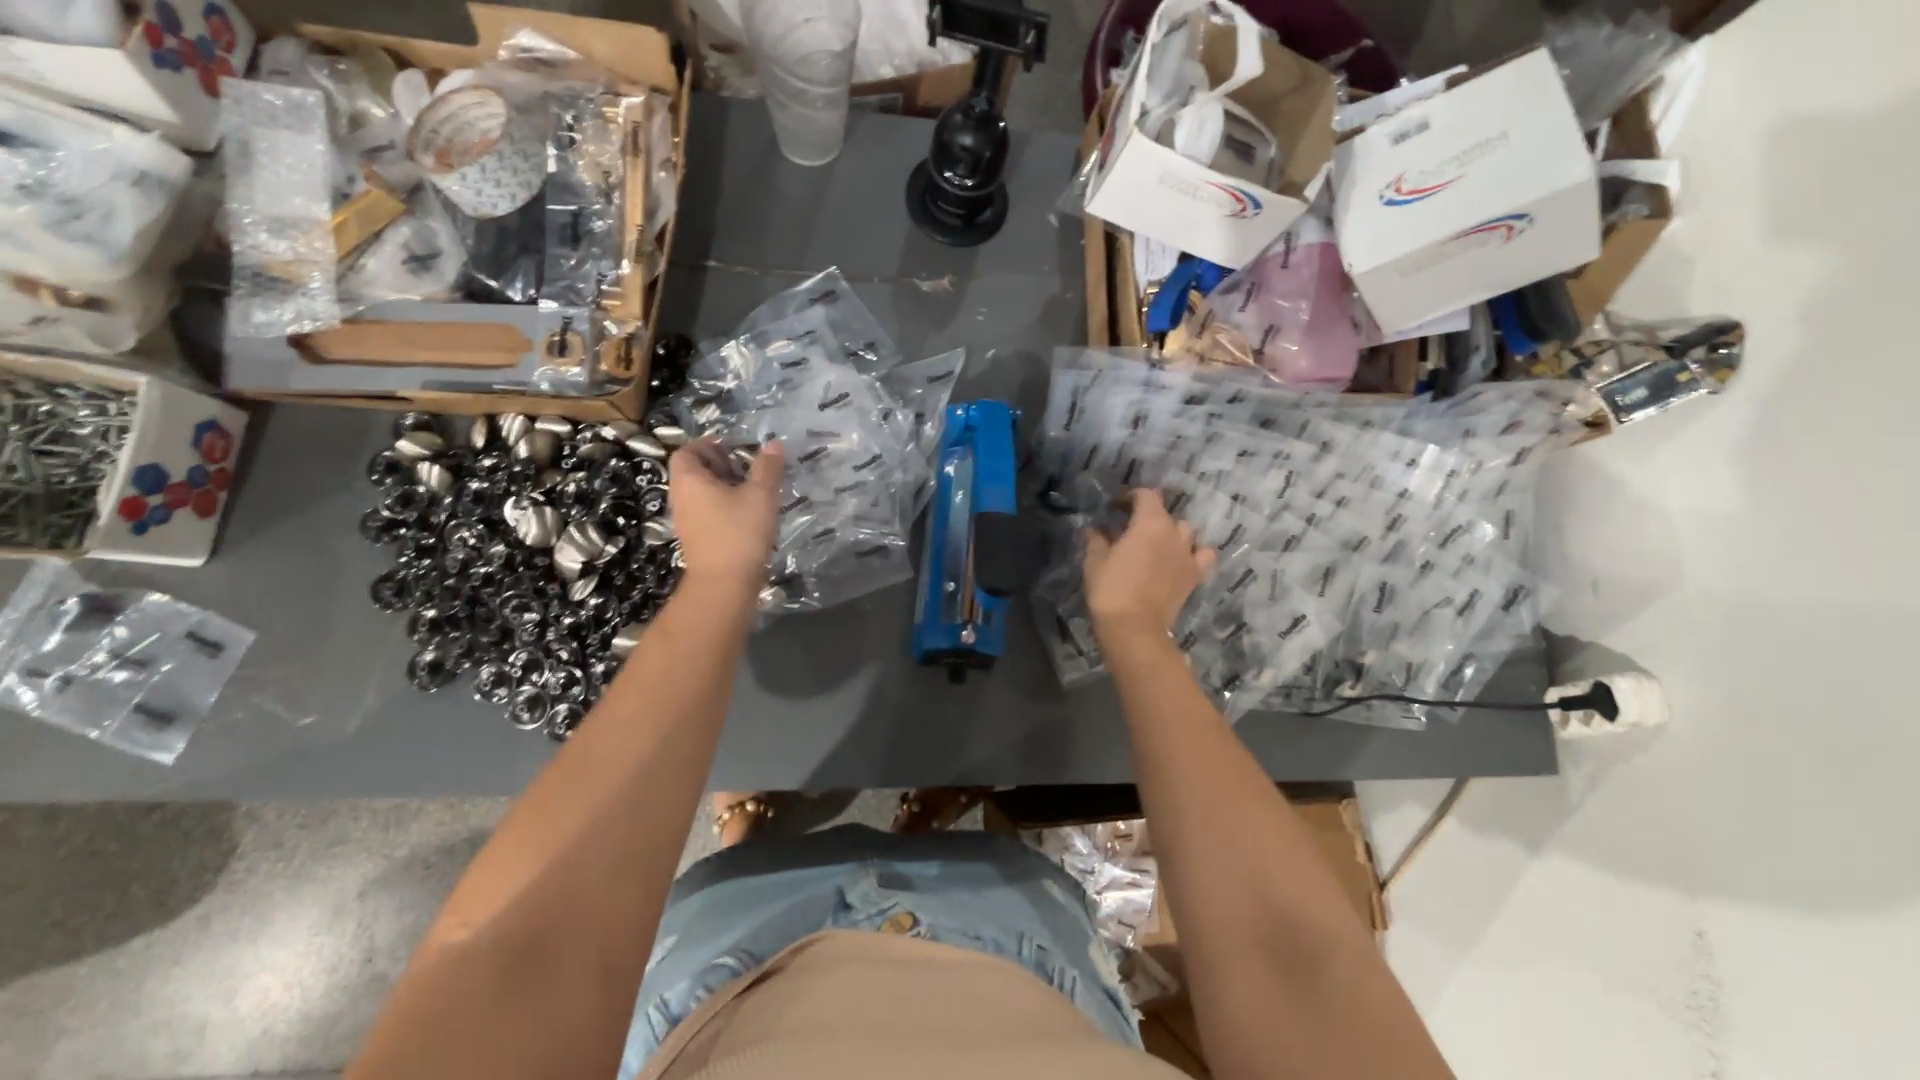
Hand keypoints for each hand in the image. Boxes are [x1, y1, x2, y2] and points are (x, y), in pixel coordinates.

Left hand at [668, 439, 785, 586]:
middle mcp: (681, 498)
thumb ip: (767, 467)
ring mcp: (686, 521)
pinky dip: (722, 507)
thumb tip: (774, 443)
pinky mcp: (696, 539)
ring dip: (723, 488)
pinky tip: (747, 515)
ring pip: (700, 493)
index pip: (686, 451)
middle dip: (719, 466)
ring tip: (752, 491)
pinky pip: (705, 512)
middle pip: (693, 471)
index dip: (708, 445)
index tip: (734, 449)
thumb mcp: (761, 495)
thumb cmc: (739, 533)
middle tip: (747, 469)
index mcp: (689, 481)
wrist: (725, 585)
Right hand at [1082, 489, 1215, 641]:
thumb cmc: (1110, 589)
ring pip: (1186, 531)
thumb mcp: (1095, 560)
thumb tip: (1096, 529)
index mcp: (1150, 523)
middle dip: (1148, 516)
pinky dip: (1195, 552)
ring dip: (1172, 532)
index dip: (1130, 496)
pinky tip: (1182, 559)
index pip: (1146, 495)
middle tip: (1130, 529)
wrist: (1134, 628)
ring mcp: (1188, 555)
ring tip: (1157, 543)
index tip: (1115, 508)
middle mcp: (1174, 533)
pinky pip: (1203, 555)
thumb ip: (1097, 538)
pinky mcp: (1195, 576)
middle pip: (1166, 513)